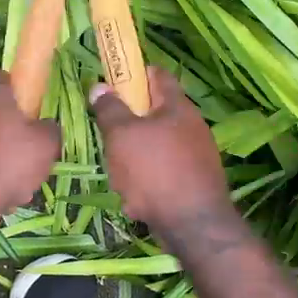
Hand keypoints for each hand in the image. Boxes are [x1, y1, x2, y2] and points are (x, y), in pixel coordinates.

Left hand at [0, 70, 62, 215]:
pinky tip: (8, 188)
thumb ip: (50, 128)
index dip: (17, 84)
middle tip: (33, 141)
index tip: (31, 100)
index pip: (0, 76)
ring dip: (7, 150)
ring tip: (24, 173)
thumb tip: (45, 125)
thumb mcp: (47, 143)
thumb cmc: (12, 160)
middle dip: (16, 124)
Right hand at [93, 65, 229, 228]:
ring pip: (157, 144)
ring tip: (117, 169)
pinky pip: (164, 170)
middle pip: (156, 111)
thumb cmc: (154, 170)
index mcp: (177, 106)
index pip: (157, 74)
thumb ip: (109, 109)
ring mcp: (197, 155)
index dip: (134, 72)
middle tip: (108, 130)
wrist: (193, 225)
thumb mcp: (121, 135)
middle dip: (130, 120)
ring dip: (135, 152)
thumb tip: (100, 87)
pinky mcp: (195, 181)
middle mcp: (192, 126)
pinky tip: (134, 195)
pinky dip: (147, 178)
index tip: (113, 81)